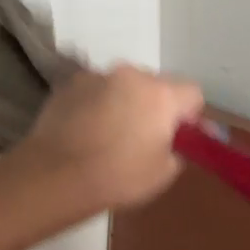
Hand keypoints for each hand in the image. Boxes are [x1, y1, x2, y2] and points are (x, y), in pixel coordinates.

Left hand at [13, 63, 203, 211]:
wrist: (58, 171)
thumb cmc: (119, 175)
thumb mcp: (164, 170)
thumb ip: (177, 146)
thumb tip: (172, 137)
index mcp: (160, 94)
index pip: (192, 92)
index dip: (189, 113)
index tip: (179, 133)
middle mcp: (128, 74)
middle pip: (153, 83)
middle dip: (154, 103)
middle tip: (144, 133)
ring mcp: (95, 75)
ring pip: (120, 83)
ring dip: (122, 99)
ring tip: (110, 131)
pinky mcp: (68, 83)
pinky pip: (93, 89)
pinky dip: (95, 101)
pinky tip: (86, 127)